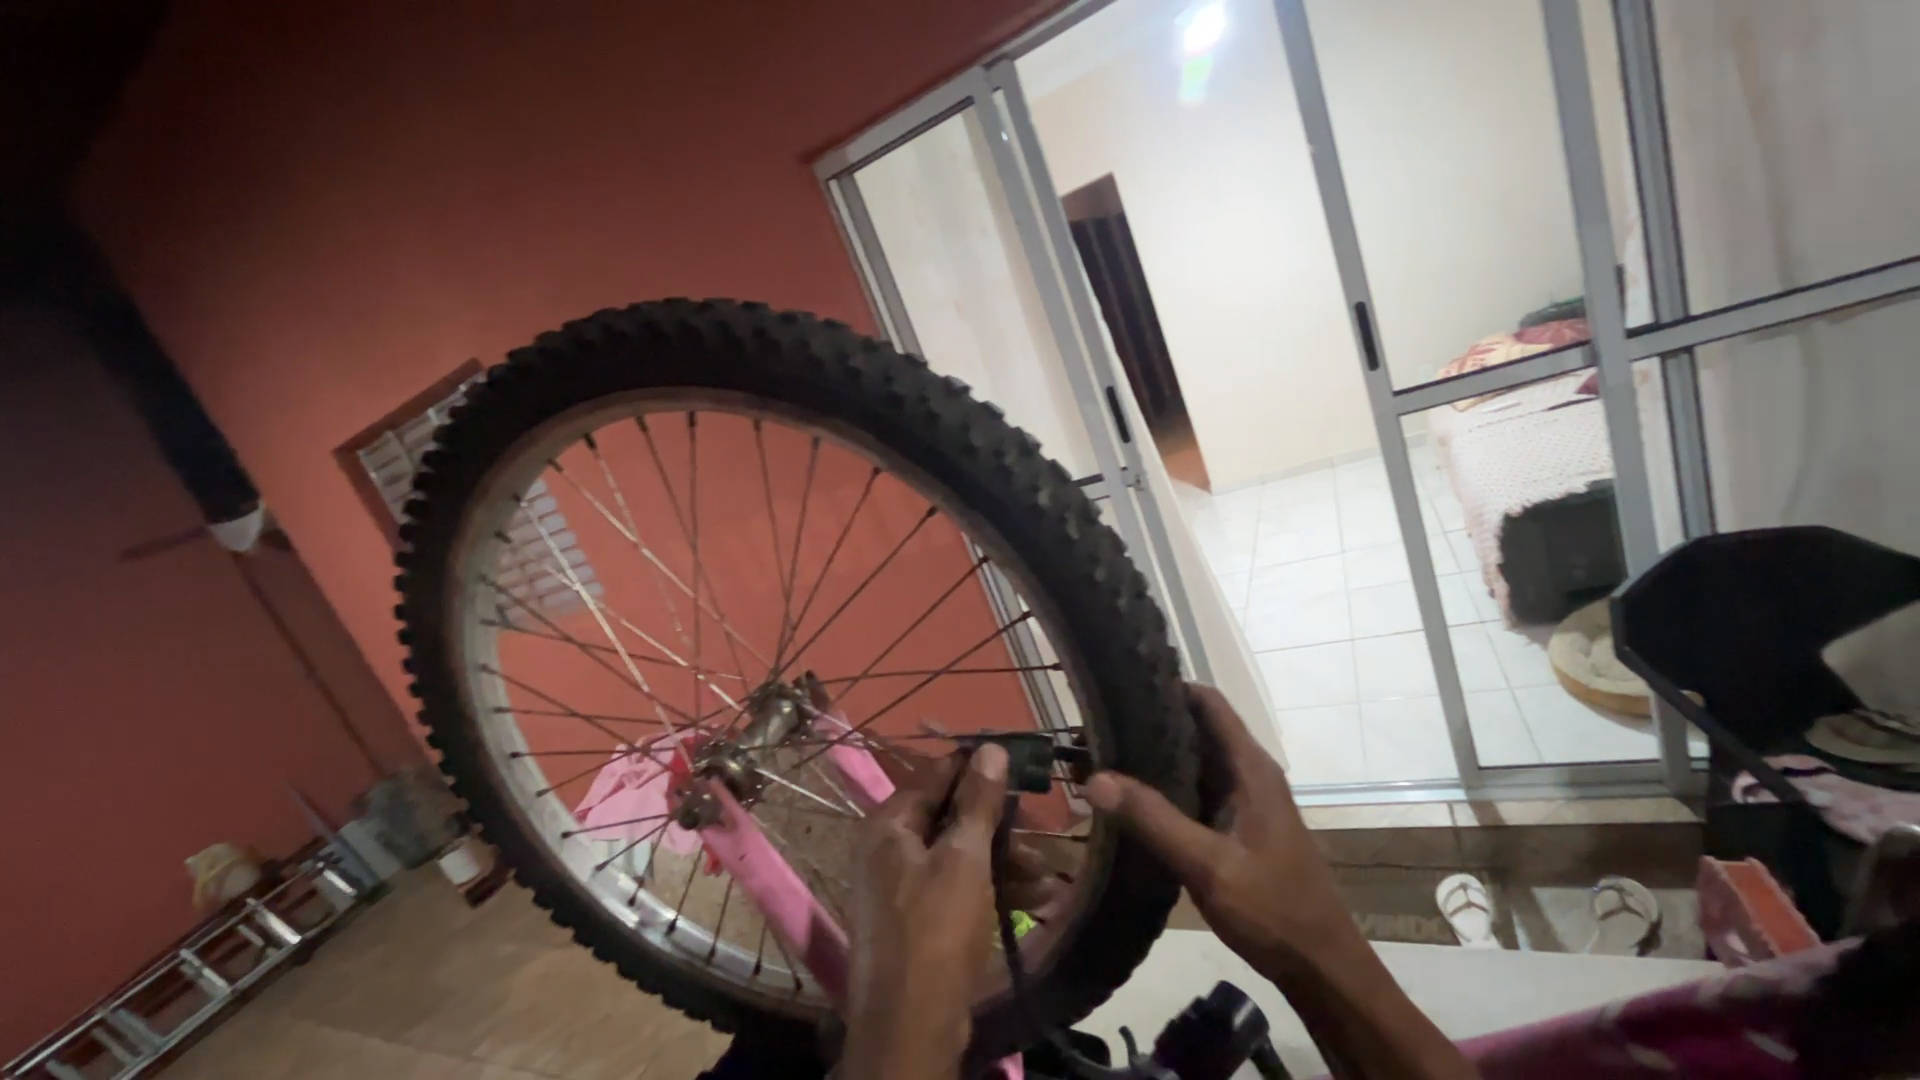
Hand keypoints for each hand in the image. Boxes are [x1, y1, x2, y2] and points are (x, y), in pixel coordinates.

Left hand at [840, 743, 1009, 1079]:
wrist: (910, 1028)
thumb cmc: (936, 931)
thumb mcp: (964, 859)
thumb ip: (978, 802)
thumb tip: (991, 747)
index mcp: (890, 824)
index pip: (938, 774)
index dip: (980, 768)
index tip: (1023, 767)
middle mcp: (890, 848)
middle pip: (952, 815)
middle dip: (1001, 825)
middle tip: (1042, 831)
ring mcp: (903, 886)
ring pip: (961, 854)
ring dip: (1005, 861)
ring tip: (1049, 877)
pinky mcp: (920, 919)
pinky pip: (959, 887)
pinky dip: (993, 890)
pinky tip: (1037, 900)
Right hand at [1085, 684, 1355, 978]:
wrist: (1321, 966)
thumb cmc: (1273, 908)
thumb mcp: (1208, 865)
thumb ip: (1153, 819)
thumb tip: (1094, 778)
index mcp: (1251, 769)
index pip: (1209, 703)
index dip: (1168, 686)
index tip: (1121, 683)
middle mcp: (1249, 774)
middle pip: (1197, 728)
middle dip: (1150, 722)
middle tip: (1096, 723)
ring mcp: (1244, 801)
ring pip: (1194, 762)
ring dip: (1154, 756)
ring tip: (1101, 753)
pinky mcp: (1237, 826)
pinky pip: (1196, 791)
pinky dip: (1164, 787)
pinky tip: (1130, 799)